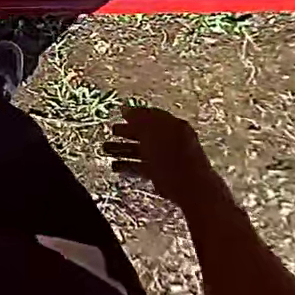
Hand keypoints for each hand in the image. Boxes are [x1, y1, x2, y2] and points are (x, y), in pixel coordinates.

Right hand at [104, 106, 225, 209]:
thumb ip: (138, 119)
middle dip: (127, 132)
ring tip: (105, 150)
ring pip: (141, 151)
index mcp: (173, 125)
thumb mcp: (151, 131)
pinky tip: (115, 166)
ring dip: (123, 149)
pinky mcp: (161, 175)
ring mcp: (166, 158)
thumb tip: (125, 109)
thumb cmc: (171, 153)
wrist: (189, 185)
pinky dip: (128, 165)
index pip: (152, 116)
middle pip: (145, 134)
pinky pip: (141, 166)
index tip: (120, 113)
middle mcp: (170, 140)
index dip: (135, 114)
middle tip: (112, 130)